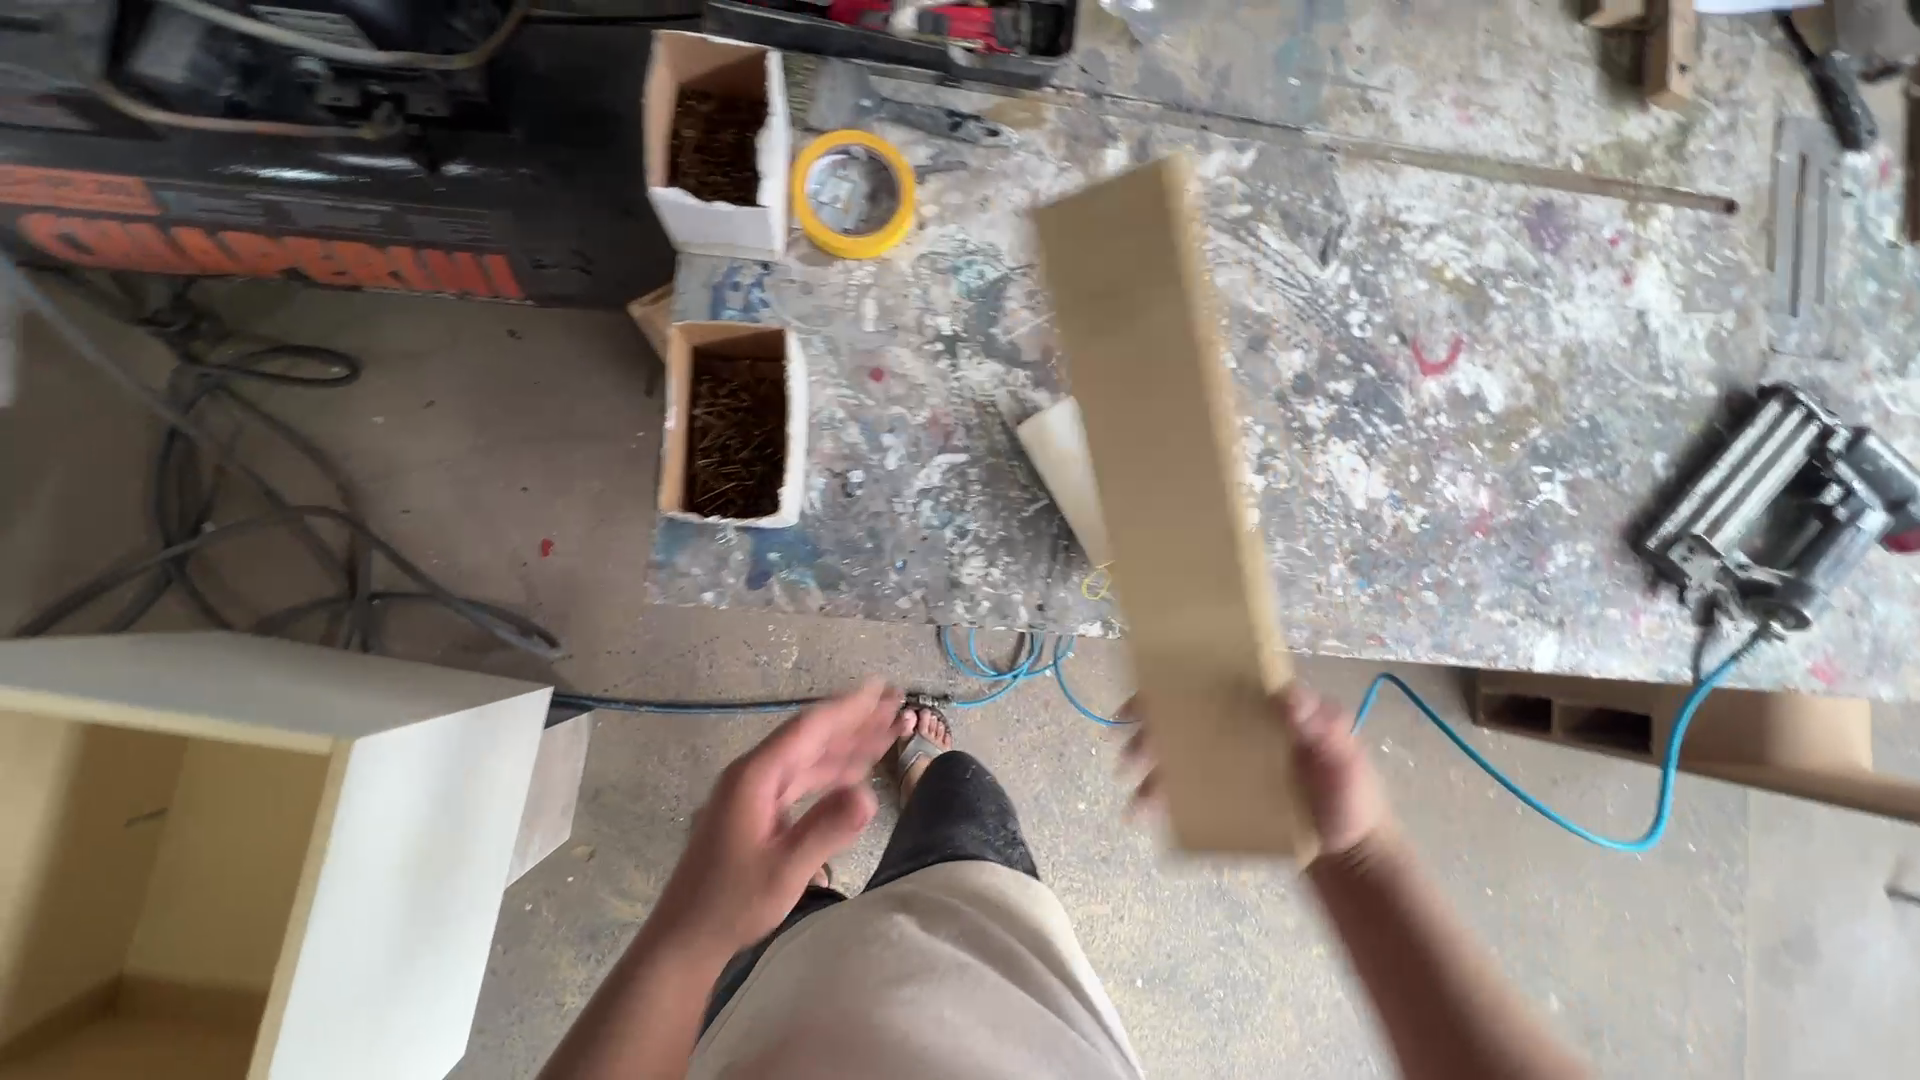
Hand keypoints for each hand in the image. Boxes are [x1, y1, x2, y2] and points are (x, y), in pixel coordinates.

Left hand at [650, 679, 908, 957]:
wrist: (684, 940)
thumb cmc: (732, 904)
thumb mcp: (786, 869)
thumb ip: (827, 828)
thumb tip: (870, 794)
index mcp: (756, 777)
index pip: (809, 729)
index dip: (848, 708)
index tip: (881, 690)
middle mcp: (754, 774)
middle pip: (812, 737)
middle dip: (856, 722)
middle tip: (897, 706)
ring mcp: (754, 792)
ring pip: (809, 757)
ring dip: (848, 745)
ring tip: (889, 732)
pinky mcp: (757, 811)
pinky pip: (802, 779)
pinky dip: (832, 771)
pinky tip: (856, 772)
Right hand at [1119, 683, 1390, 858]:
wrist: (1350, 851)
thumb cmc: (1349, 794)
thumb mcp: (1345, 757)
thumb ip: (1323, 729)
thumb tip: (1288, 695)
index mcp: (1258, 704)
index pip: (1206, 680)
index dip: (1166, 685)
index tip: (1138, 705)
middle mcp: (1234, 724)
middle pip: (1178, 715)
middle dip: (1145, 733)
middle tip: (1127, 758)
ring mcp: (1224, 758)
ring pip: (1173, 751)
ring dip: (1146, 767)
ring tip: (1135, 797)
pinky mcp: (1220, 790)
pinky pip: (1180, 787)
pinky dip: (1156, 797)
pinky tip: (1141, 813)